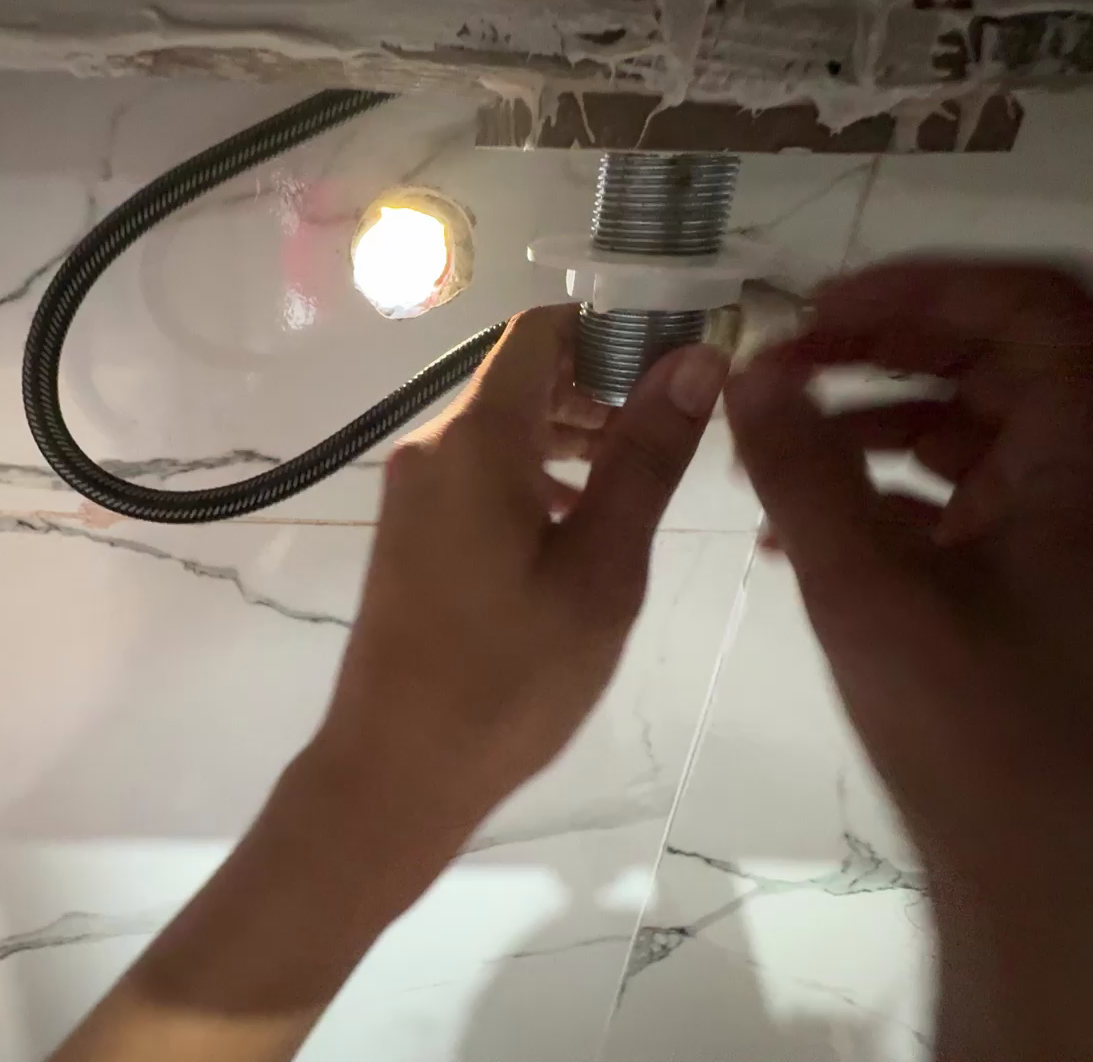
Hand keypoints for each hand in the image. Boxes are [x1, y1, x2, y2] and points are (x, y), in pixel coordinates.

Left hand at [310, 304, 731, 841]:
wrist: (398, 763)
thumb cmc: (509, 677)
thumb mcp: (599, 568)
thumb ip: (643, 458)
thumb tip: (694, 362)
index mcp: (472, 440)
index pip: (539, 334)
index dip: (611, 329)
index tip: (677, 359)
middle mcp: (429, 448)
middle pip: (520, 380)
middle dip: (598, 387)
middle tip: (672, 430)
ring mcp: (411, 491)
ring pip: (498, 429)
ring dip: (567, 435)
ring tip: (633, 477)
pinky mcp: (408, 529)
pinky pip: (475, 473)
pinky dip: (529, 475)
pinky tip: (574, 520)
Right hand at [724, 260, 1092, 1060]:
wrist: (1051, 878)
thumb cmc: (972, 727)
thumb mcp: (864, 584)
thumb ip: (799, 468)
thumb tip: (745, 375)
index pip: (1029, 305)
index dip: (913, 288)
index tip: (805, 311)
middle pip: (1000, 360)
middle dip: (877, 354)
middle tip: (777, 372)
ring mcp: (1092, 526)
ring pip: (976, 430)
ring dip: (869, 425)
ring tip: (773, 452)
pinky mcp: (1056, 574)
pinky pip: (966, 496)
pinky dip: (886, 489)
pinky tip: (802, 528)